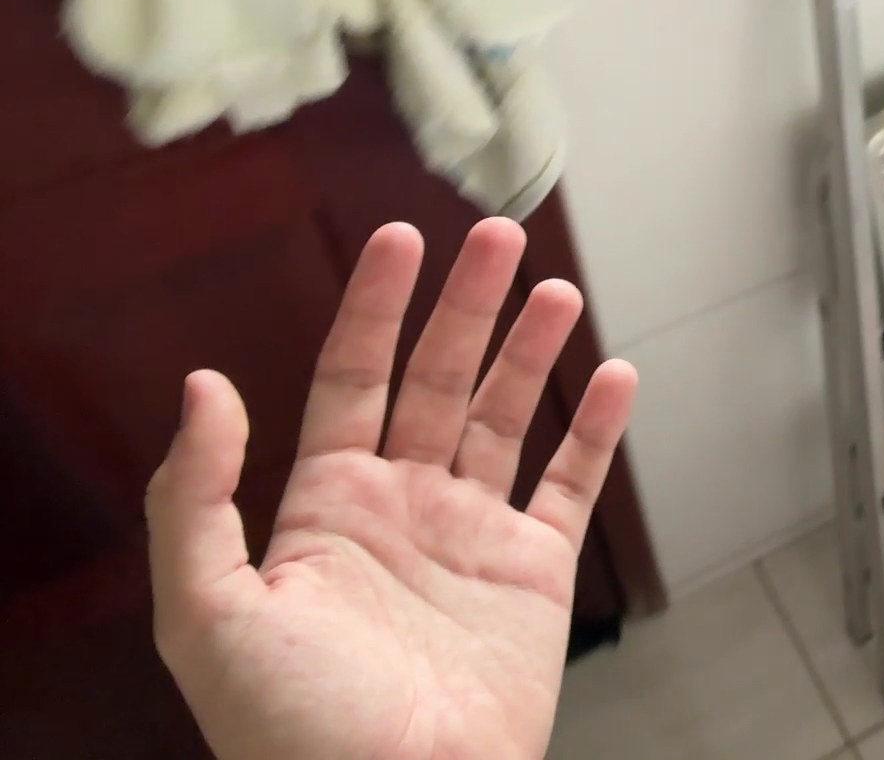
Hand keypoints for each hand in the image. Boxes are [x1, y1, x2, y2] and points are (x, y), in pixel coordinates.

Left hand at [144, 219, 637, 759]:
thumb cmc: (298, 730)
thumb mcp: (212, 619)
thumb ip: (199, 504)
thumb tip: (207, 388)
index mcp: (329, 506)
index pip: (357, 377)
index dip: (377, 306)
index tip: (403, 241)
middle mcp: (408, 501)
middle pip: (447, 378)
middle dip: (471, 305)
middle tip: (500, 240)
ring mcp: (478, 526)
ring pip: (514, 414)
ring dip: (536, 351)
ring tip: (558, 293)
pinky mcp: (537, 558)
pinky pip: (574, 478)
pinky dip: (600, 427)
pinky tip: (615, 379)